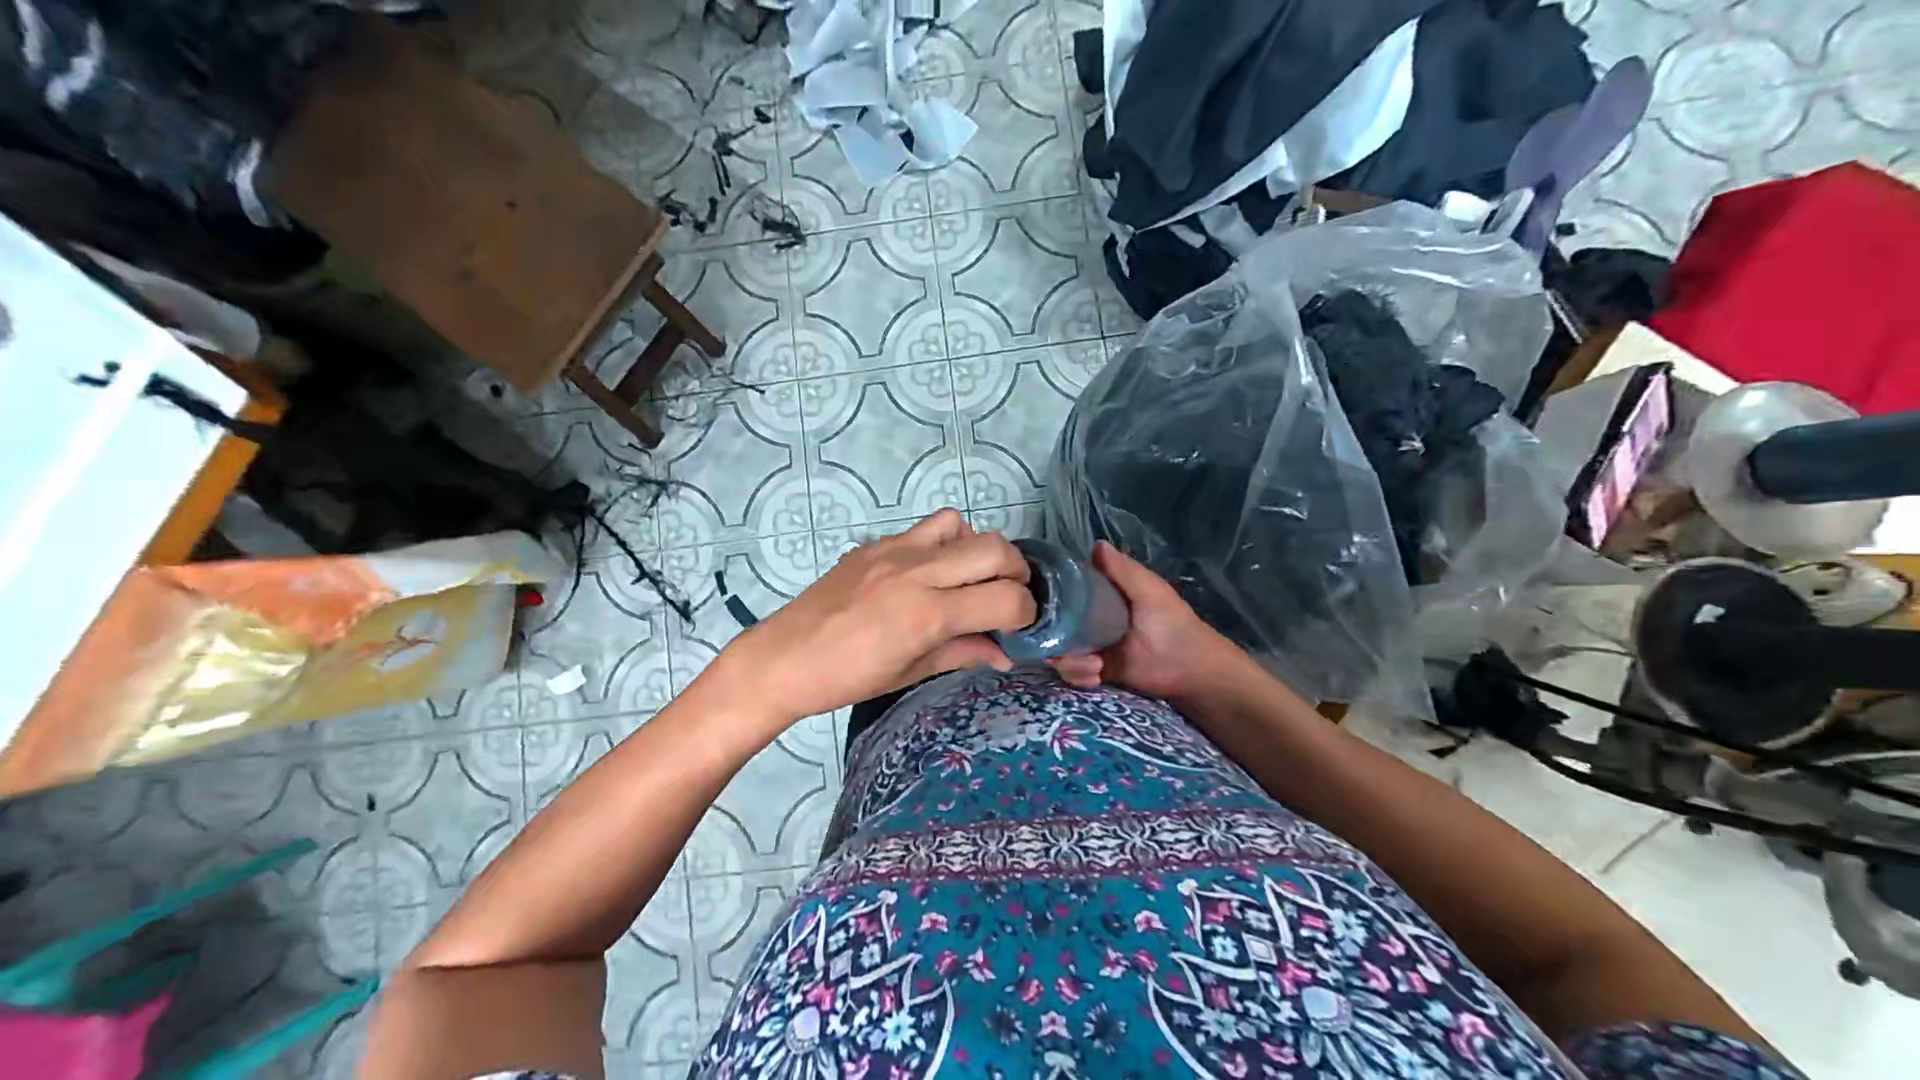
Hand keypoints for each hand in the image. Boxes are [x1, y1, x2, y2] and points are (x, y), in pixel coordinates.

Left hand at [709, 509, 1035, 727]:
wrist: (784, 658)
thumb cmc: (848, 678)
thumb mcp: (911, 672)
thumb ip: (964, 653)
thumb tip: (1005, 654)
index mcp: (927, 614)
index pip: (1007, 599)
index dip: (1026, 613)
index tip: (1021, 625)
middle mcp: (917, 572)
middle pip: (995, 549)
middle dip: (1016, 573)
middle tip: (1007, 596)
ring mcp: (893, 552)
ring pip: (960, 524)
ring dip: (978, 549)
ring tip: (968, 577)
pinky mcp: (874, 544)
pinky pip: (924, 529)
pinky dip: (942, 544)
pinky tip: (928, 572)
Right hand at [1050, 540, 1248, 703]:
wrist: (1191, 671)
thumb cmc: (1173, 624)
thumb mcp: (1149, 591)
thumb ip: (1123, 571)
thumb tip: (1096, 544)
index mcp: (1102, 596)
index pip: (1066, 591)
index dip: (1053, 596)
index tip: (1047, 604)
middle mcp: (1090, 620)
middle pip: (1056, 624)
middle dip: (1056, 637)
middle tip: (1066, 646)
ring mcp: (1091, 648)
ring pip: (1060, 652)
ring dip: (1072, 662)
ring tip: (1095, 666)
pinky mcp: (1095, 672)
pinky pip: (1073, 674)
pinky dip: (1080, 676)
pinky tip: (1097, 675)